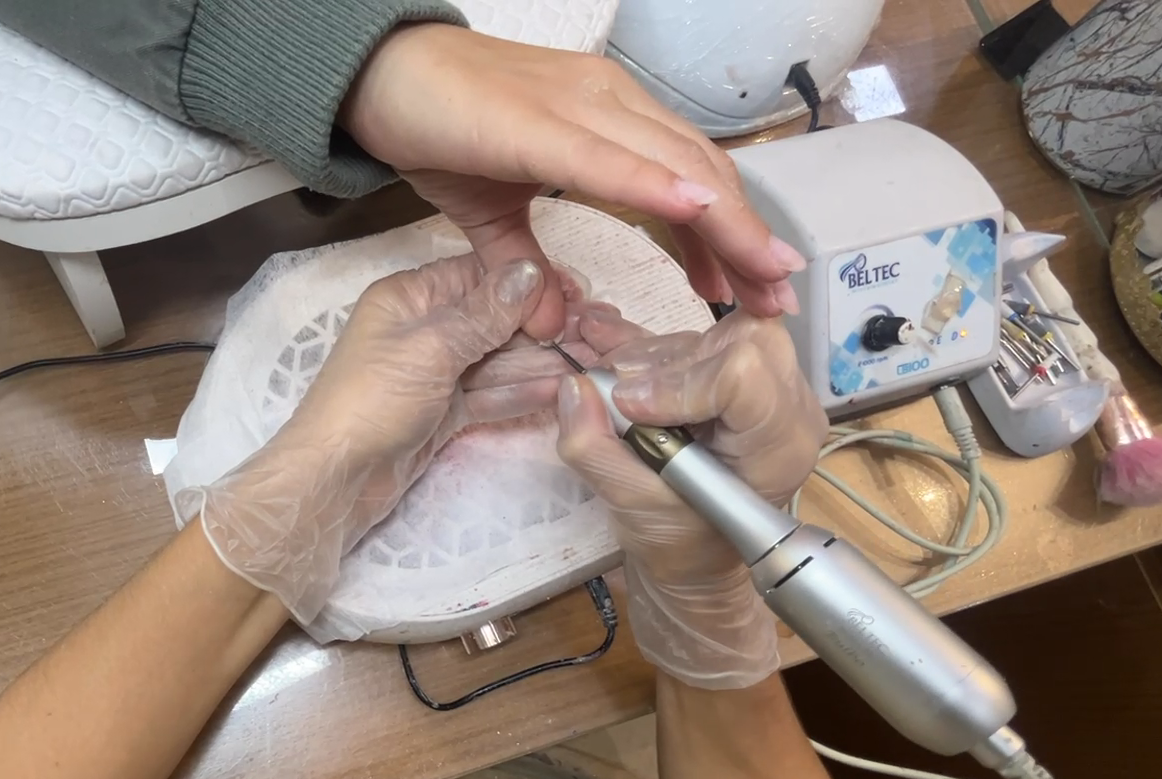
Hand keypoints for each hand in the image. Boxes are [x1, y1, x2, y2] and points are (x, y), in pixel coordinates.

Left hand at [189, 256, 554, 625]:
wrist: (337, 480)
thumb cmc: (373, 401)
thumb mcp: (430, 348)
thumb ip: (483, 313)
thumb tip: (530, 271)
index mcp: (409, 298)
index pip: (478, 277)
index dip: (528, 284)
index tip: (577, 293)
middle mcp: (423, 330)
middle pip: (492, 320)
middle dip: (540, 327)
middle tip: (594, 333)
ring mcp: (434, 376)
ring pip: (495, 361)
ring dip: (538, 363)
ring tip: (589, 363)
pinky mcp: (442, 414)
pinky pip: (487, 395)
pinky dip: (519, 393)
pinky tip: (559, 391)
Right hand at [340, 23, 803, 338]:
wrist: (383, 74)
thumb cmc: (442, 133)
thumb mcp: (490, 217)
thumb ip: (526, 266)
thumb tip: (551, 322)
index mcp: (605, 125)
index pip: (684, 184)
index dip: (726, 238)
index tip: (753, 290)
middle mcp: (610, 106)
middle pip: (698, 177)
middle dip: (745, 243)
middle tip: (778, 300)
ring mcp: (581, 106)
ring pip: (672, 167)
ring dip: (724, 225)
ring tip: (761, 279)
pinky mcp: (541, 122)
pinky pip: (607, 159)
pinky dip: (655, 186)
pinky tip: (698, 212)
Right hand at [554, 309, 826, 688]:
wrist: (694, 551)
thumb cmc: (677, 541)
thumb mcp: (630, 507)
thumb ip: (595, 450)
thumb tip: (571, 388)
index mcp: (777, 446)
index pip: (743, 374)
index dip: (677, 382)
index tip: (627, 407)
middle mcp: (788, 404)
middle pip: (737, 340)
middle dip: (665, 364)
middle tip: (622, 398)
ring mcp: (768, 383)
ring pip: (711, 333)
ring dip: (650, 360)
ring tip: (619, 399)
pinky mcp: (736, 371)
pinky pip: (697, 336)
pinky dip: (647, 350)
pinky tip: (608, 353)